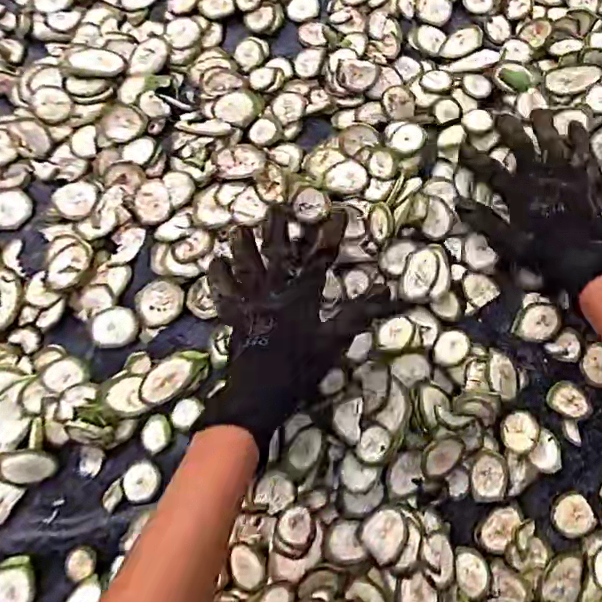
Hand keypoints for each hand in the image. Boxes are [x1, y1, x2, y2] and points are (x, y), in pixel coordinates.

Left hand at [200, 208, 393, 461]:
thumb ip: (358, 315)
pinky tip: (216, 264)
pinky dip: (219, 279)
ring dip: (243, 247)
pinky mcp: (234, 318)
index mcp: (301, 296)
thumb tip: (385, 291)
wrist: (259, 393)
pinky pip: (224, 294)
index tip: (338, 213)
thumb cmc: (299, 368)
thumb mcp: (334, 342)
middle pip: (275, 253)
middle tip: (277, 208)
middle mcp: (274, 292)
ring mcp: (251, 304)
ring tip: (238, 229)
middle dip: (277, 229)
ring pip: (246, 268)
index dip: (329, 235)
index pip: (319, 258)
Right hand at [458, 108, 601, 300]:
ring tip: (539, 111)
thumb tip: (459, 204)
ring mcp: (565, 175)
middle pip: (523, 146)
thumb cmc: (541, 250)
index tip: (462, 146)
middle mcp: (540, 176)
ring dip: (545, 126)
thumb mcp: (506, 241)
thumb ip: (484, 220)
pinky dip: (580, 138)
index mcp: (519, 191)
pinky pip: (584, 153)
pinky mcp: (586, 178)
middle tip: (502, 116)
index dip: (475, 158)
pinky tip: (576, 125)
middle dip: (511, 129)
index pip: (490, 170)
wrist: (581, 256)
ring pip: (553, 143)